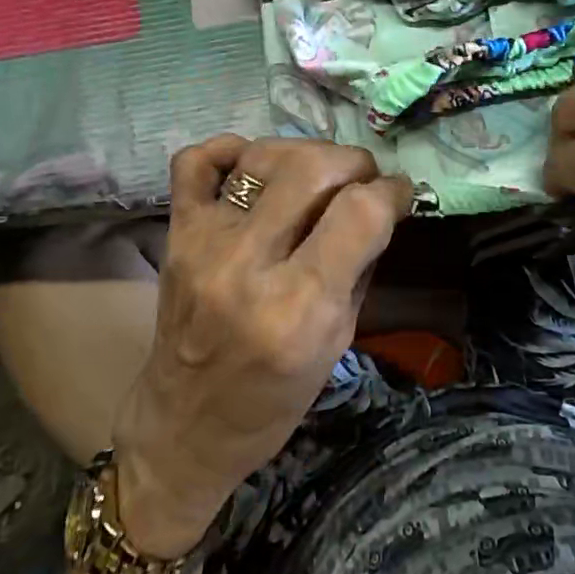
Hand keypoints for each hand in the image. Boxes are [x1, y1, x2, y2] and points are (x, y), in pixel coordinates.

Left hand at [111, 135, 409, 557]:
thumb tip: (379, 203)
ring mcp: (203, 243)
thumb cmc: (272, 400)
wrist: (186, 423)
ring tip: (318, 173)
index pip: (359, 214)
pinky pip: (193, 161)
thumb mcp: (337, 343)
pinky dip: (229, 149)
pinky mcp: (175, 233)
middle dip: (353, 162)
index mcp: (299, 310)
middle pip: (312, 169)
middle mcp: (247, 266)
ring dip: (305, 152)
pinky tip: (253, 165)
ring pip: (261, 156)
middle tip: (363, 180)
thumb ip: (358, 266)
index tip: (399, 194)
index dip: (392, 192)